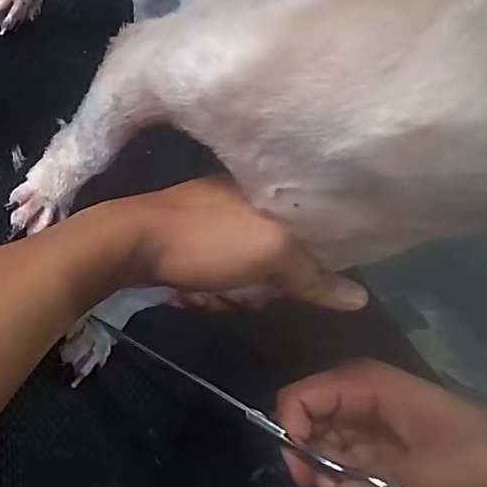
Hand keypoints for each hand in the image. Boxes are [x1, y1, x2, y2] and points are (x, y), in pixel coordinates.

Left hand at [81, 178, 368, 311]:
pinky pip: (217, 269)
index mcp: (263, 188)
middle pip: (278, 251)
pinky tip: (200, 295)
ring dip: (237, 290)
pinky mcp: (185, 239)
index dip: (315, 258)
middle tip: (252, 294)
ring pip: (246, 266)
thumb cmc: (204, 240)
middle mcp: (238, 198)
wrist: (128, 243)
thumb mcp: (269, 251)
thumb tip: (359, 298)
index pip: (310, 222)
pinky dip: (213, 287)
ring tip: (219, 296)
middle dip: (268, 283)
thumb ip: (312, 273)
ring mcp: (208, 217)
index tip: (306, 284)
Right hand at [276, 361, 486, 486]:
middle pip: (307, 431)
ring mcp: (364, 425)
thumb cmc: (482, 457)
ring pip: (327, 458)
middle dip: (322, 474)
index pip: (298, 398)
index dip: (291, 433)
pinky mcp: (375, 450)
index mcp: (363, 384)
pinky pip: (349, 474)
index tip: (307, 476)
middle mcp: (355, 398)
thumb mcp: (432, 471)